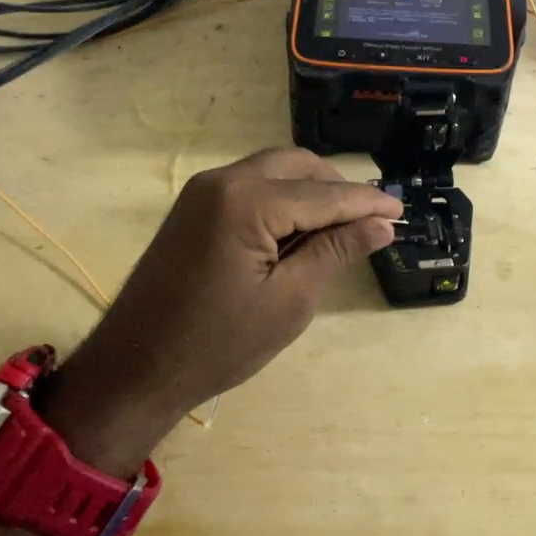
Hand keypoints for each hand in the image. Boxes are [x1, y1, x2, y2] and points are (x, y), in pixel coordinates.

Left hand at [38, 147, 401, 475]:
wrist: (134, 369)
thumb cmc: (217, 344)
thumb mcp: (289, 302)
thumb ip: (335, 252)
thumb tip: (382, 224)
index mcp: (246, 201)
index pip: (324, 193)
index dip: (367, 201)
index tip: (401, 209)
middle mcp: (223, 180)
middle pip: (298, 166)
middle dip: (338, 188)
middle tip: (372, 220)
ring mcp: (203, 190)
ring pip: (274, 170)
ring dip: (311, 190)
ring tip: (341, 227)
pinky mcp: (194, 206)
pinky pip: (252, 185)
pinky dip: (283, 197)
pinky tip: (300, 228)